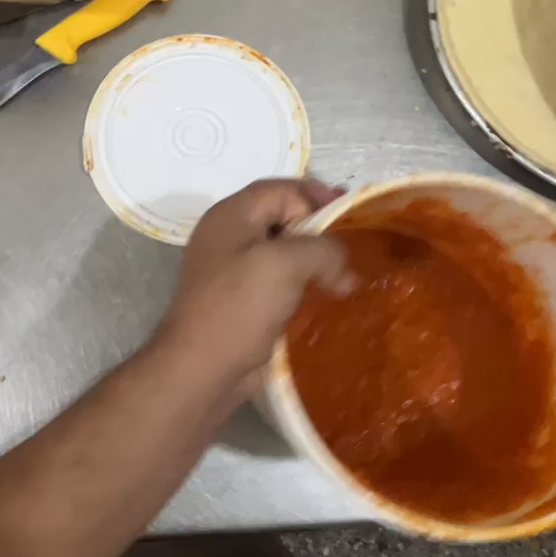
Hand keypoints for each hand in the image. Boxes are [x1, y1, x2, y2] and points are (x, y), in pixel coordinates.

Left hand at [153, 179, 355, 388]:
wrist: (203, 366)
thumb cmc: (239, 306)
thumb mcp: (286, 264)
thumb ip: (322, 249)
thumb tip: (343, 266)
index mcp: (230, 215)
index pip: (279, 190)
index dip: (315, 195)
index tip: (350, 214)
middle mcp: (226, 235)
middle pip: (279, 215)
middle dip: (317, 226)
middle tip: (353, 243)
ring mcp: (230, 268)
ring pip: (280, 249)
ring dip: (313, 257)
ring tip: (345, 273)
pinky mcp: (239, 298)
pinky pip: (276, 277)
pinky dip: (302, 280)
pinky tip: (325, 294)